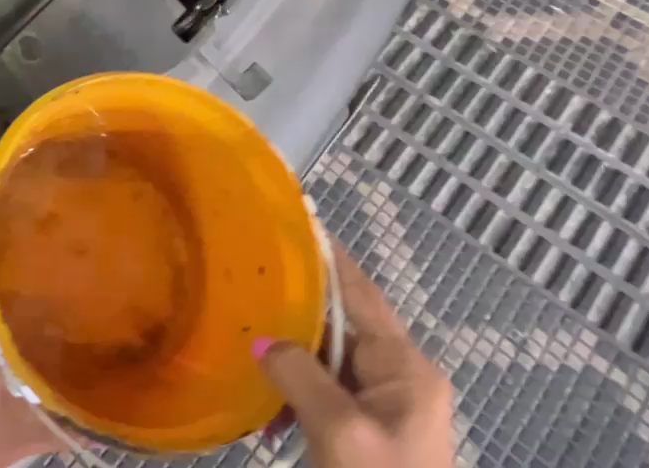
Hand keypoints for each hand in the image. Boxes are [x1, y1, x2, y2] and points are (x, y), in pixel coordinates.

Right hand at [254, 244, 453, 466]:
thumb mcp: (340, 431)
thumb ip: (301, 375)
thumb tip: (264, 341)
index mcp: (405, 366)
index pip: (359, 290)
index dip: (326, 254)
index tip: (291, 218)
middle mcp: (398, 377)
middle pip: (339, 321)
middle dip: (293, 305)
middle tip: (243, 281)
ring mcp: (383, 406)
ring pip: (326, 358)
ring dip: (287, 355)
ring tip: (244, 343)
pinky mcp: (366, 431)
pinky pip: (323, 392)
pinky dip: (292, 390)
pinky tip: (264, 402)